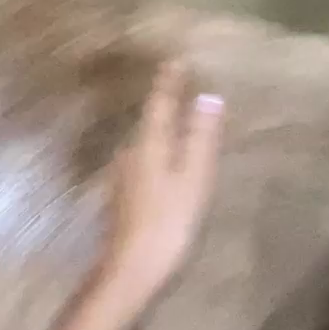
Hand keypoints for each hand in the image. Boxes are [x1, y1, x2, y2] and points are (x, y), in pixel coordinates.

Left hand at [98, 60, 224, 306]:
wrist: (128, 269)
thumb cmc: (167, 221)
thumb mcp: (192, 179)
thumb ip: (199, 137)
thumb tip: (209, 96)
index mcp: (148, 142)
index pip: (159, 101)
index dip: (168, 80)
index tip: (175, 60)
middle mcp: (130, 150)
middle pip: (148, 118)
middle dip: (162, 101)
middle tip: (176, 84)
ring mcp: (121, 172)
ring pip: (143, 139)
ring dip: (157, 127)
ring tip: (173, 120)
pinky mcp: (119, 193)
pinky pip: (140, 157)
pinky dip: (153, 149)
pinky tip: (160, 161)